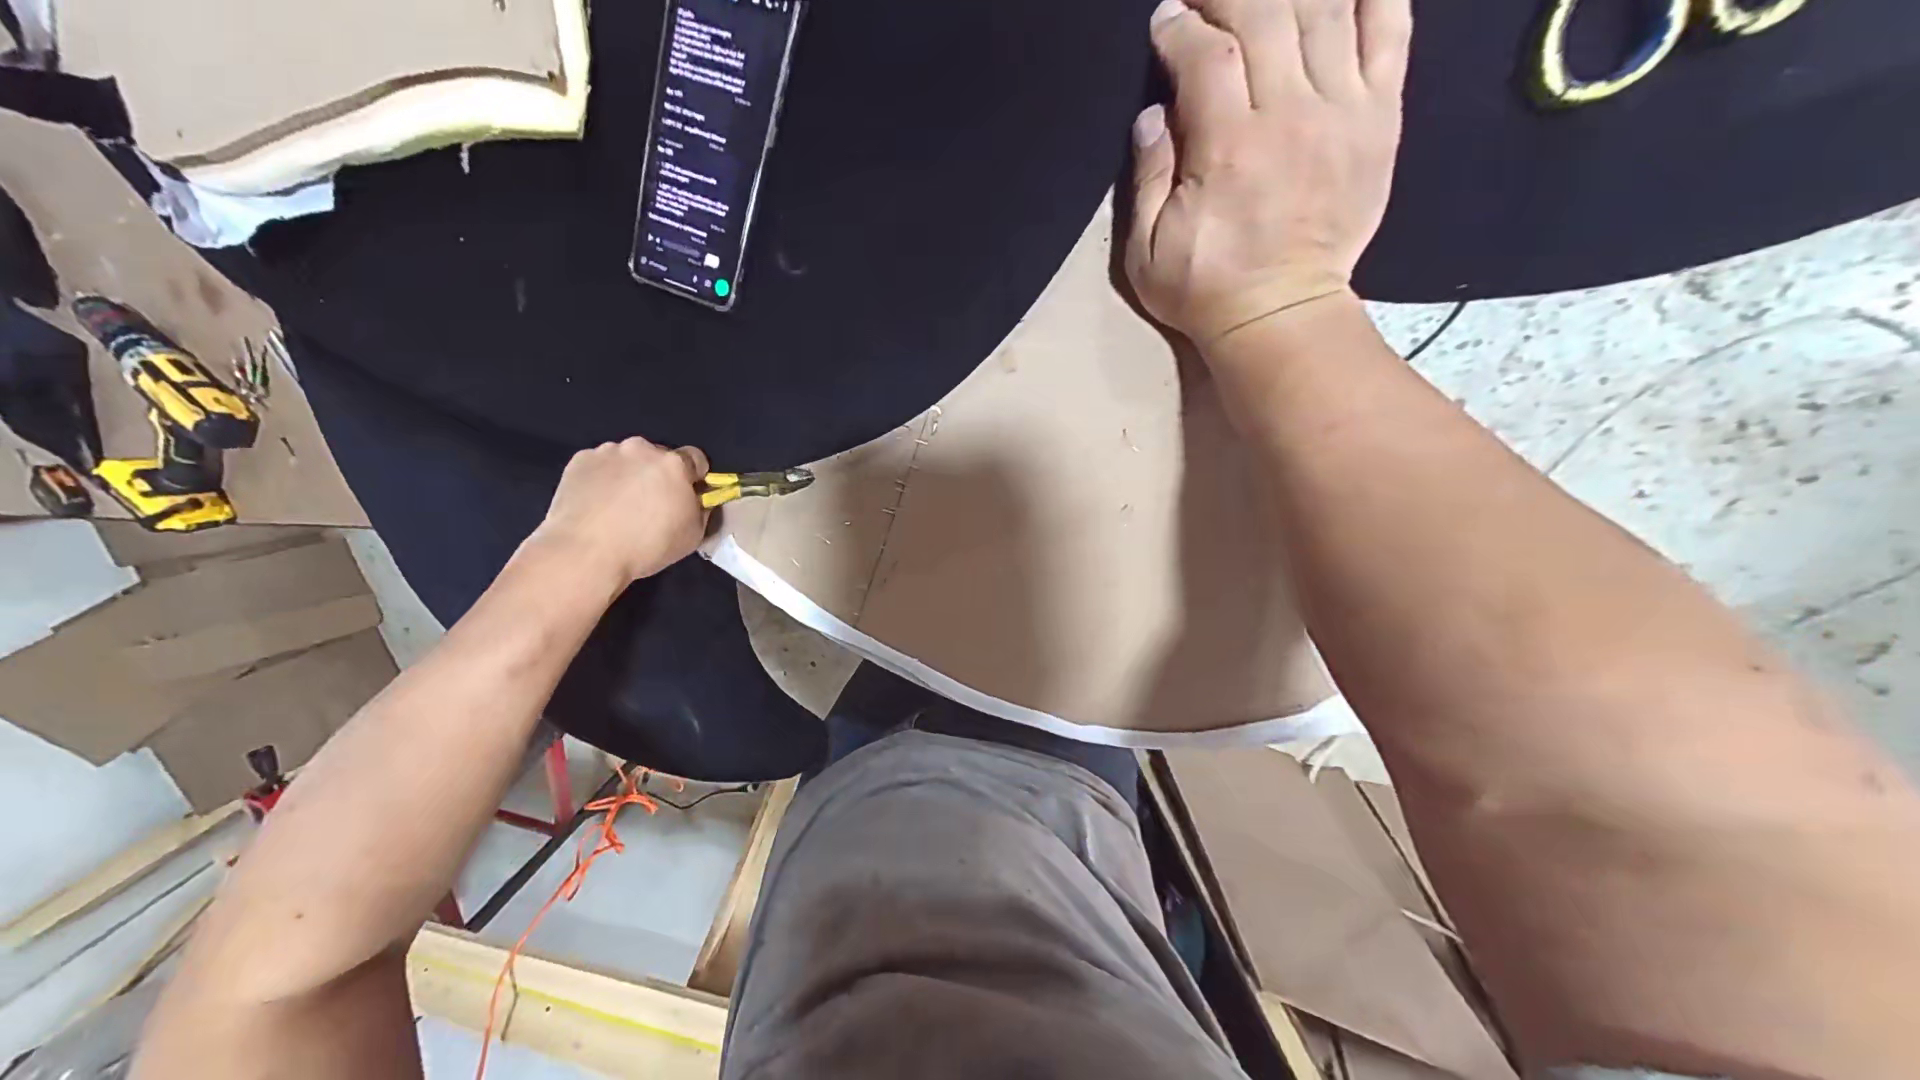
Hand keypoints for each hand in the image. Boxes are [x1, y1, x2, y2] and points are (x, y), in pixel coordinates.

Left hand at [524, 437, 711, 584]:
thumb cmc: (647, 545)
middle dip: (659, 474)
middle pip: (658, 456)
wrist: (585, 553)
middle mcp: (641, 448)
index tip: (687, 495)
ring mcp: (607, 452)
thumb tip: (699, 500)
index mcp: (674, 464)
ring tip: (619, 505)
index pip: (696, 458)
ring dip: (630, 474)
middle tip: (650, 504)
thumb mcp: (694, 535)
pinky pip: (600, 465)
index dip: (694, 477)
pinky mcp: (579, 460)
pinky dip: (602, 478)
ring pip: (627, 459)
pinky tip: (597, 503)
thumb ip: (702, 509)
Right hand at [1125, 0, 1410, 344]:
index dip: (1180, 27)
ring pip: (1326, 9)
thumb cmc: (1204, 288)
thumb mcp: (1147, 250)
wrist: (1281, 315)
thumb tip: (1153, 114)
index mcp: (1227, 148)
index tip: (1164, 21)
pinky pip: (1390, 32)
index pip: (1205, 55)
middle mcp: (1290, 114)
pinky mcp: (1380, 120)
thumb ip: (1148, 178)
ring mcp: (1344, 112)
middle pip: (1265, 13)